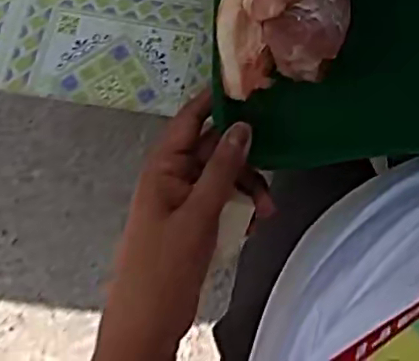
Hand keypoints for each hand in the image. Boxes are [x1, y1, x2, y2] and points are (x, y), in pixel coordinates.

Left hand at [93, 91, 273, 360]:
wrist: (144, 334)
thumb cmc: (162, 271)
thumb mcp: (198, 215)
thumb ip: (222, 168)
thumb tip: (243, 125)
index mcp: (163, 166)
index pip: (192, 117)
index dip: (217, 97)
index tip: (249, 84)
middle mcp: (173, 175)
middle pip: (215, 146)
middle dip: (245, 156)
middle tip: (274, 162)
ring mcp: (183, 199)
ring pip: (223, 174)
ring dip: (248, 187)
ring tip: (267, 210)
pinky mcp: (193, 221)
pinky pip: (222, 200)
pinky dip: (240, 207)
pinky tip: (254, 224)